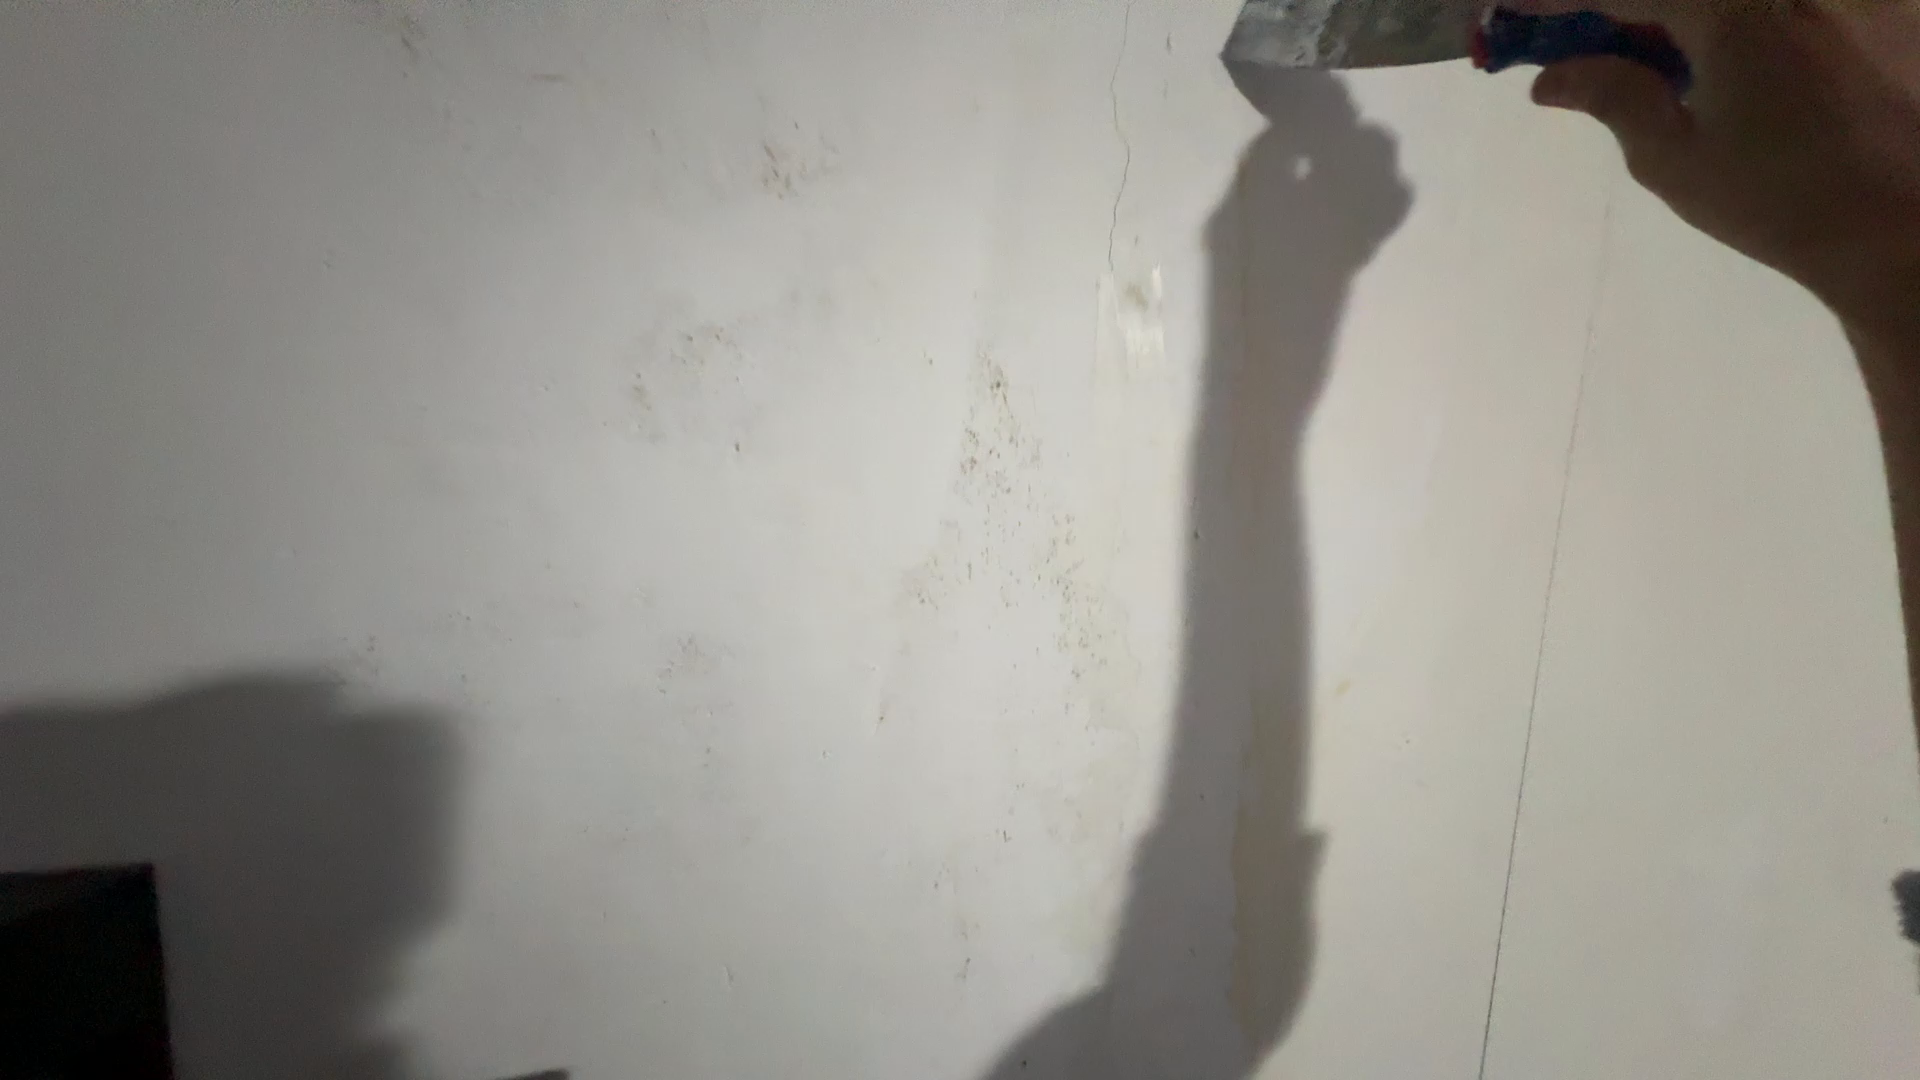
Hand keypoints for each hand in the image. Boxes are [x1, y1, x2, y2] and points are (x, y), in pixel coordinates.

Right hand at [1515, 0, 1919, 339]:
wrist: (1899, 212)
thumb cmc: (1770, 196)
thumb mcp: (1670, 156)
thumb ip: (1614, 98)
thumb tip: (1551, 76)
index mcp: (1741, 13)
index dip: (1557, 0)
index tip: (1505, 10)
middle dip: (1602, 7)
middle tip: (1554, 38)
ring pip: (1710, 0)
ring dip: (1651, 19)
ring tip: (1611, 50)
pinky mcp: (1866, 5)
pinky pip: (1761, 7)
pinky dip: (1703, 21)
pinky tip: (1681, 52)